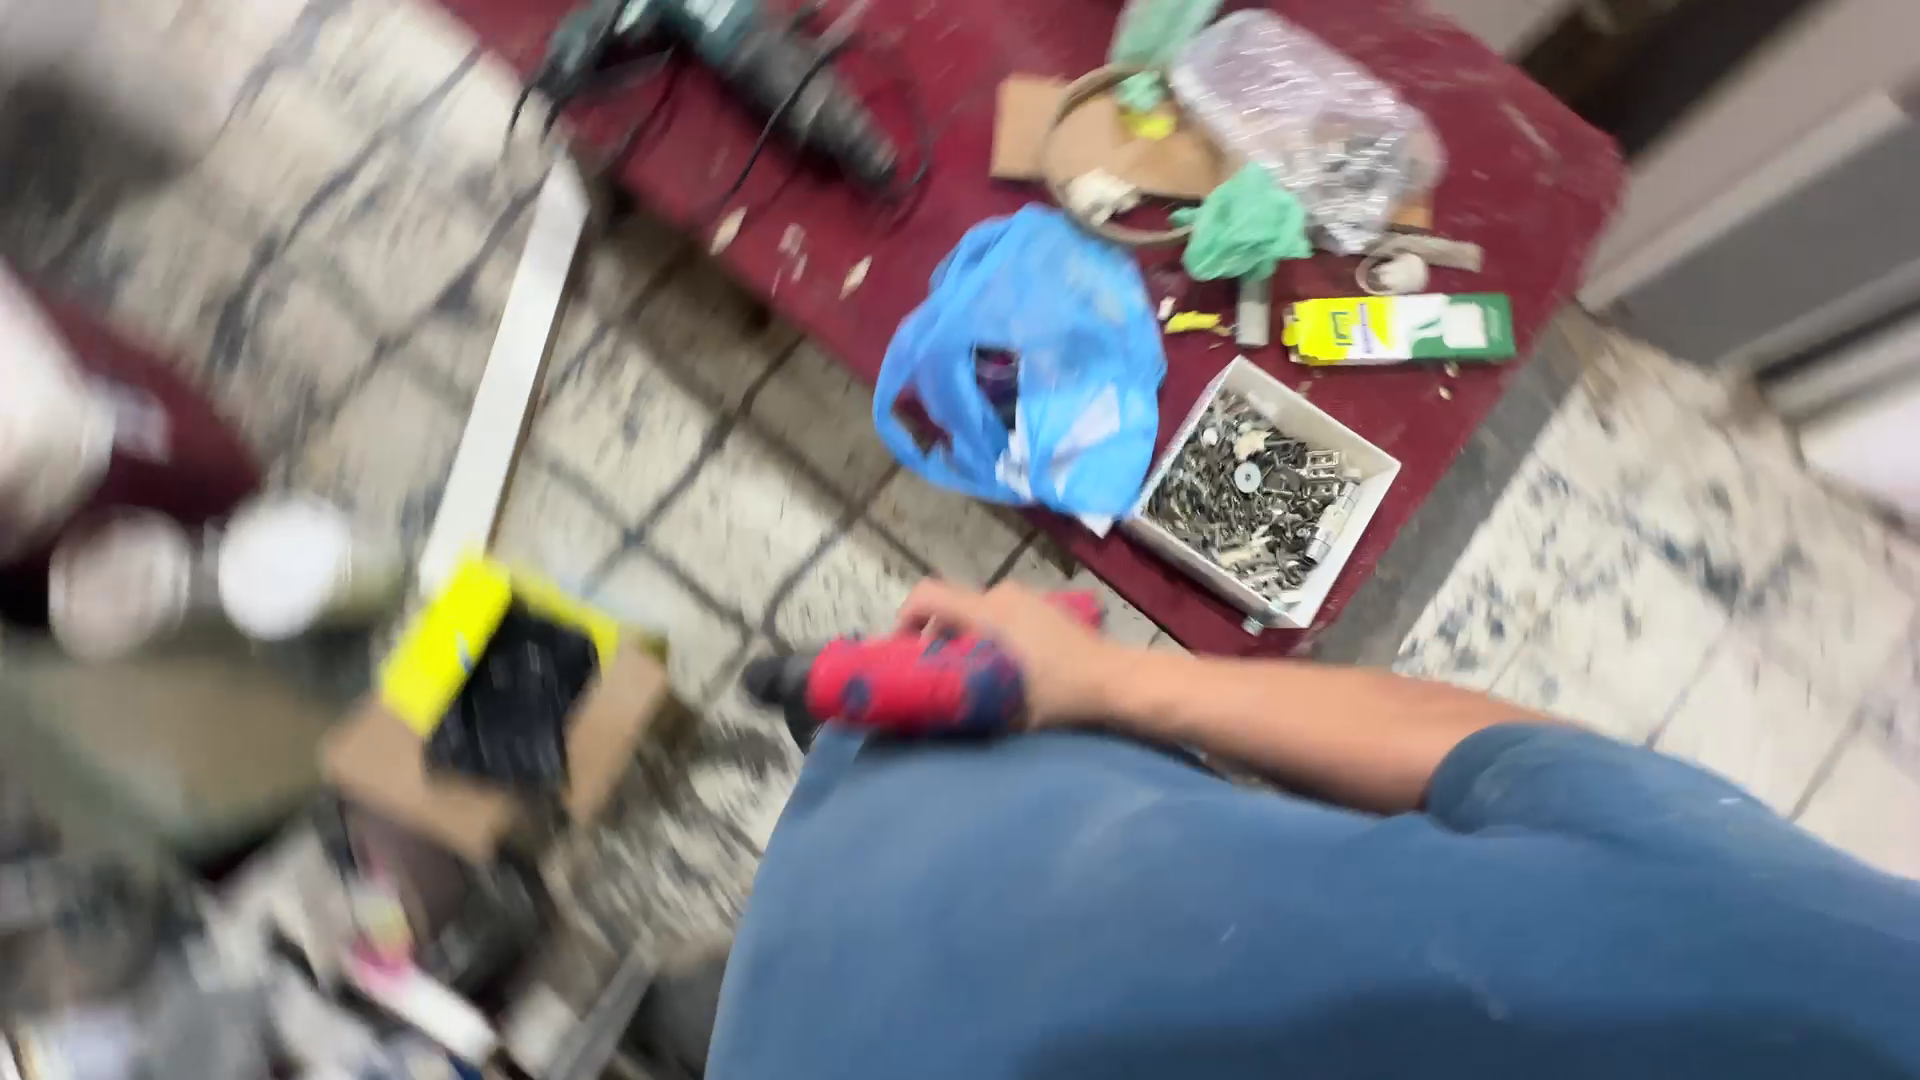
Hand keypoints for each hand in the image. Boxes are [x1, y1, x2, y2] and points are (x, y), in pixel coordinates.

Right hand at [894, 580, 1131, 727]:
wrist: (1116, 680)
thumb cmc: (1061, 695)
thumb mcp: (1007, 710)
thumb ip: (963, 704)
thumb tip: (924, 714)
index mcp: (988, 614)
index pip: (927, 595)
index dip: (903, 619)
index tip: (902, 651)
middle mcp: (1001, 594)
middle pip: (948, 603)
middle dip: (932, 634)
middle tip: (933, 671)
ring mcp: (1024, 596)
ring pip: (973, 608)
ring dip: (960, 634)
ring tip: (968, 672)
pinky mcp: (1040, 604)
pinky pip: (997, 611)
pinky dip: (985, 631)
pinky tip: (1001, 664)